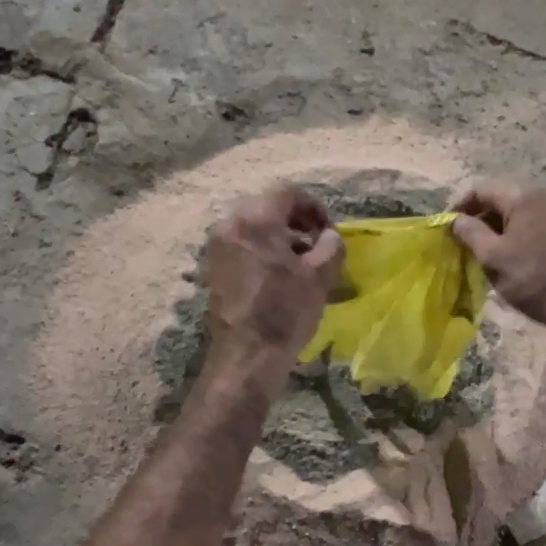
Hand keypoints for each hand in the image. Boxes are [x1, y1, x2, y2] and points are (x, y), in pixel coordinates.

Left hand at [204, 186, 344, 375]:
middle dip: (295, 220)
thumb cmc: (286, 311)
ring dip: (279, 236)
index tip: (328, 230)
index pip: (288, 192)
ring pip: (253, 225)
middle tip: (316, 243)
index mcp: (256, 219)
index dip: (314, 206)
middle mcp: (230, 224)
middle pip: (267, 205)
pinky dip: (262, 250)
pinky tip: (278, 275)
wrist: (248, 354)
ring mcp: (217, 246)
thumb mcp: (321, 276)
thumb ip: (331, 245)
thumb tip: (329, 236)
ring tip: (299, 262)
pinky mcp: (214, 267)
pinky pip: (242, 244)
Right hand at [451, 179, 545, 331]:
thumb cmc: (532, 279)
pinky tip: (509, 257)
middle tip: (462, 240)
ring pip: (518, 213)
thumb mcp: (492, 257)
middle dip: (479, 217)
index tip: (446, 227)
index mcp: (523, 196)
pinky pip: (533, 225)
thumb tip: (456, 220)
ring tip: (482, 251)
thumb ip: (470, 233)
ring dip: (496, 227)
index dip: (459, 205)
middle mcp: (544, 197)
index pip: (481, 189)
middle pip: (501, 198)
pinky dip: (515, 235)